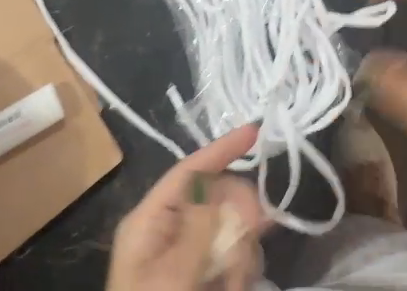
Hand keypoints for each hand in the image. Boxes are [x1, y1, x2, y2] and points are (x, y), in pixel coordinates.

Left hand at [107, 126, 265, 290]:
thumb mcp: (171, 278)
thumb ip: (201, 231)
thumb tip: (225, 187)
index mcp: (150, 221)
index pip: (188, 171)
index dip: (221, 149)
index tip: (256, 131)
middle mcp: (169, 231)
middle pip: (217, 198)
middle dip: (239, 219)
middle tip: (252, 241)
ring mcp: (187, 257)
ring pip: (232, 231)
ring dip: (243, 255)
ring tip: (236, 284)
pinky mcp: (204, 278)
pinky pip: (234, 259)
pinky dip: (242, 273)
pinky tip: (237, 288)